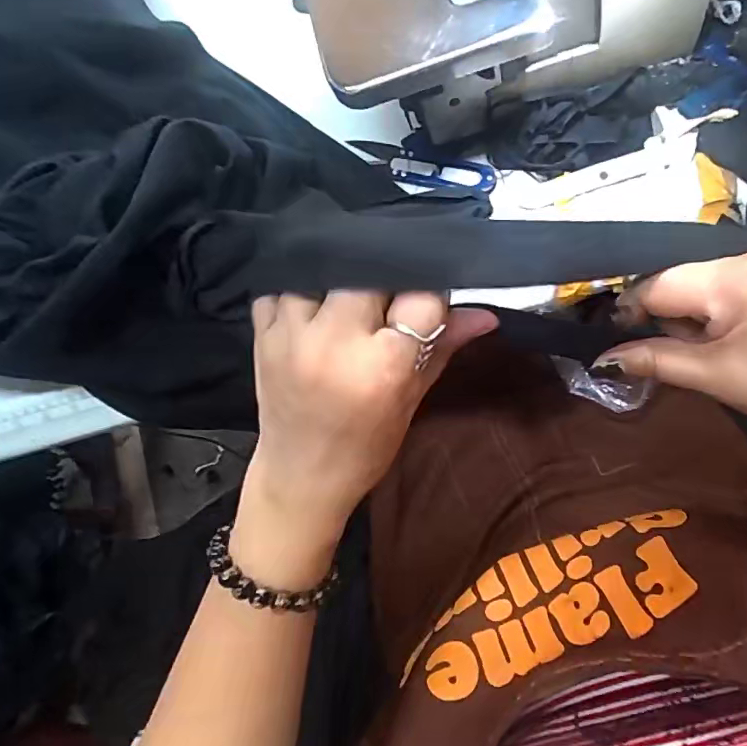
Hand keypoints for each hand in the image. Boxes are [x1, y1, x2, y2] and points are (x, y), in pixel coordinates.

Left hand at [241, 290, 497, 550]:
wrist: (301, 476)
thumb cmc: (365, 446)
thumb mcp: (410, 400)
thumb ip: (442, 347)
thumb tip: (485, 315)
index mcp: (382, 366)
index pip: (421, 296)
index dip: (430, 295)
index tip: (425, 306)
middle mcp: (335, 342)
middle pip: (371, 271)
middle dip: (385, 282)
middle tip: (385, 304)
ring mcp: (292, 335)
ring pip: (322, 269)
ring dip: (339, 281)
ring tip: (346, 304)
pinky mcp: (261, 334)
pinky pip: (280, 285)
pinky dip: (299, 290)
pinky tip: (312, 310)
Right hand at [597, 254, 746, 446]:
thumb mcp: (711, 376)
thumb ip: (654, 360)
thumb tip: (603, 359)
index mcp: (730, 277)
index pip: (655, 285)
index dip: (629, 313)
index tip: (614, 343)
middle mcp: (745, 258)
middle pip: (673, 280)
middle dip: (659, 315)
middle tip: (666, 354)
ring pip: (693, 284)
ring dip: (683, 316)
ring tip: (702, 351)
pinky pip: (718, 287)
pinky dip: (705, 312)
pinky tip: (720, 340)